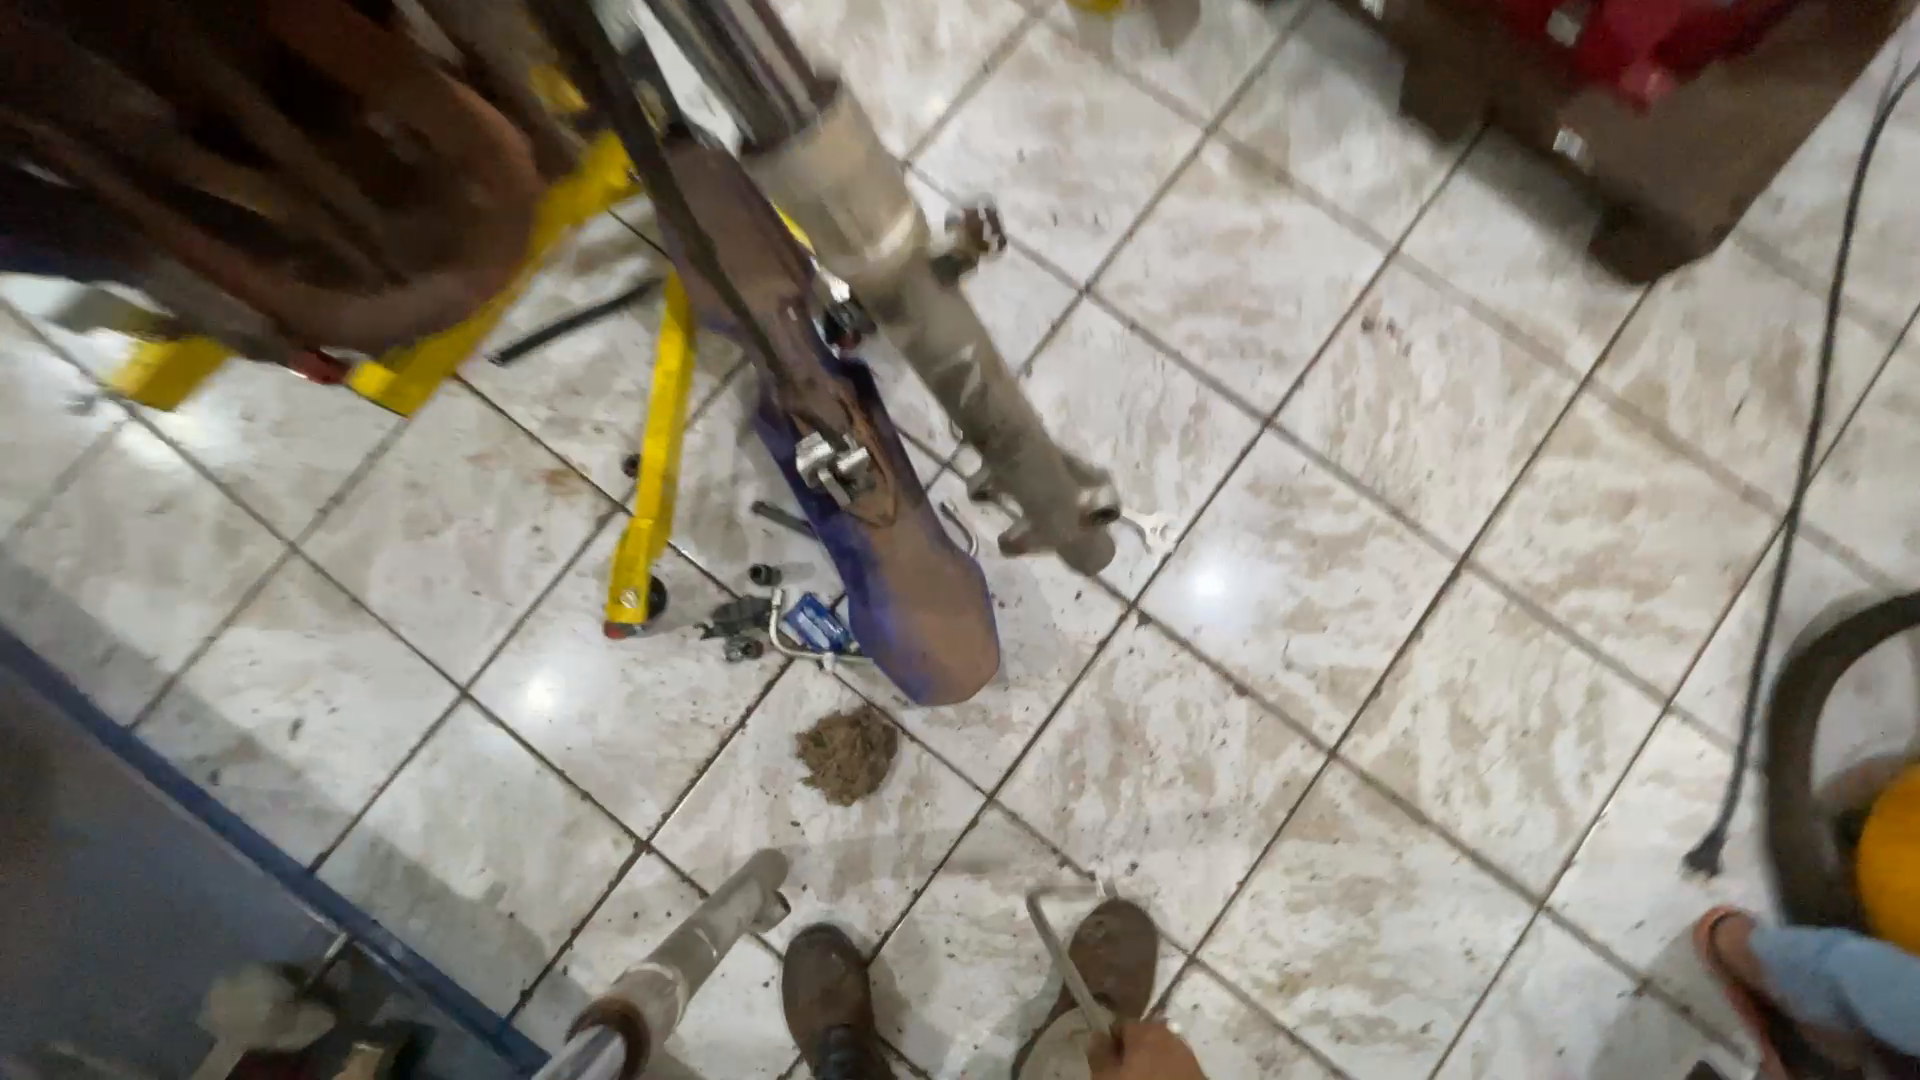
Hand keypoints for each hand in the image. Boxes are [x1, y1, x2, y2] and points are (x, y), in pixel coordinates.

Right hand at [1086, 1019, 1204, 1079]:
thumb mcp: (1106, 1079)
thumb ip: (1099, 1055)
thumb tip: (1097, 1037)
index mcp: (1145, 1030)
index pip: (1120, 1026)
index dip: (1110, 1045)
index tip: (1106, 1065)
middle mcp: (1169, 1036)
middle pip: (1143, 1040)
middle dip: (1132, 1056)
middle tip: (1123, 1077)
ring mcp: (1188, 1057)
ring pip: (1162, 1056)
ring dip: (1151, 1067)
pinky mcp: (1201, 1076)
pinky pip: (1176, 1071)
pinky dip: (1167, 1077)